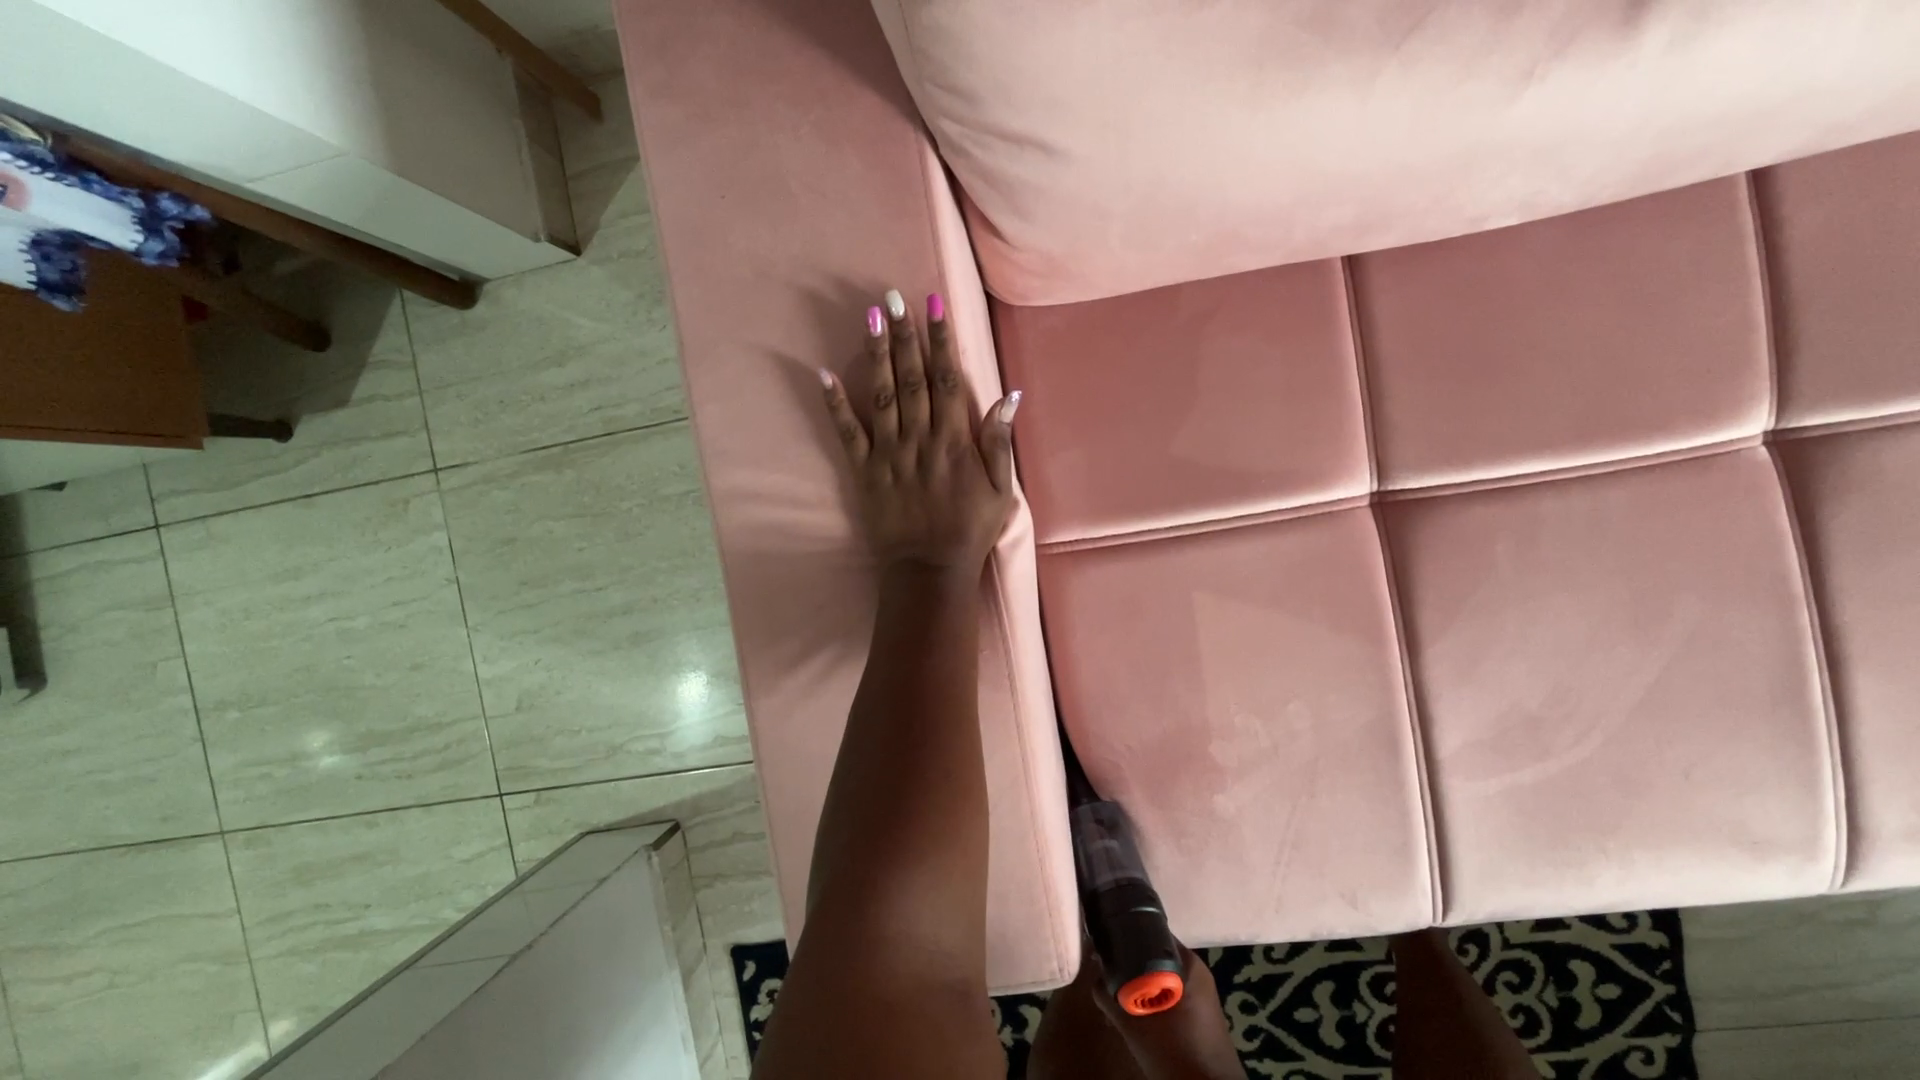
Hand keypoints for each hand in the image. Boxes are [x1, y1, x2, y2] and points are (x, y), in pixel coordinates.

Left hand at [821, 289, 1018, 575]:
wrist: (930, 569)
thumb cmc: (971, 528)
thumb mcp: (1001, 489)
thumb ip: (1000, 442)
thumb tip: (1010, 397)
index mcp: (955, 440)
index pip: (948, 379)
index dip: (941, 340)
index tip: (934, 305)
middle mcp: (920, 438)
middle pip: (911, 378)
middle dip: (905, 335)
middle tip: (894, 296)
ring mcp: (889, 453)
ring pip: (881, 395)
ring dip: (875, 355)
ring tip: (870, 317)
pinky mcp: (864, 471)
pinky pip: (847, 433)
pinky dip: (834, 404)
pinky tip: (823, 373)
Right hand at [1092, 945, 1248, 1079]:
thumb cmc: (1176, 1051)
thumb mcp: (1134, 1024)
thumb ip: (1109, 996)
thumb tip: (1093, 975)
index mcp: (1189, 964)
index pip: (1151, 931)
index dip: (1124, 933)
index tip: (1102, 941)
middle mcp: (1197, 972)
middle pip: (1154, 954)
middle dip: (1128, 962)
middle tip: (1103, 970)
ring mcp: (1200, 993)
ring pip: (1160, 977)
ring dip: (1138, 984)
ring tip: (1114, 992)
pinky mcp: (1198, 1013)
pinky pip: (1168, 994)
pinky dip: (1150, 999)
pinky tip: (1134, 1013)